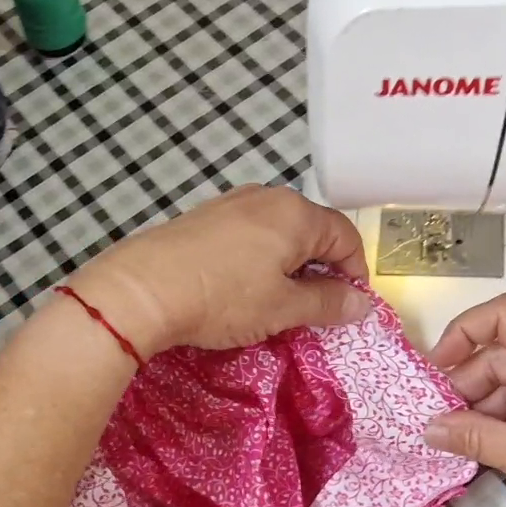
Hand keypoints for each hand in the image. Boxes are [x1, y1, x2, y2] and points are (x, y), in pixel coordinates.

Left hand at [65, 185, 372, 353]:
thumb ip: (327, 304)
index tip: (350, 305)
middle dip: (320, 269)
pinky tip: (241, 288)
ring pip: (277, 233)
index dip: (355, 272)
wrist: (143, 290)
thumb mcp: (283, 308)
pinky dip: (258, 260)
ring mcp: (230, 204)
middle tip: (314, 309)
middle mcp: (266, 198)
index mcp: (295, 213)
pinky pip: (247, 236)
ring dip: (288, 266)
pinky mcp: (202, 219)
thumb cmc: (224, 298)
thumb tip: (362, 304)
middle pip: (311, 231)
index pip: (344, 236)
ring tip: (277, 302)